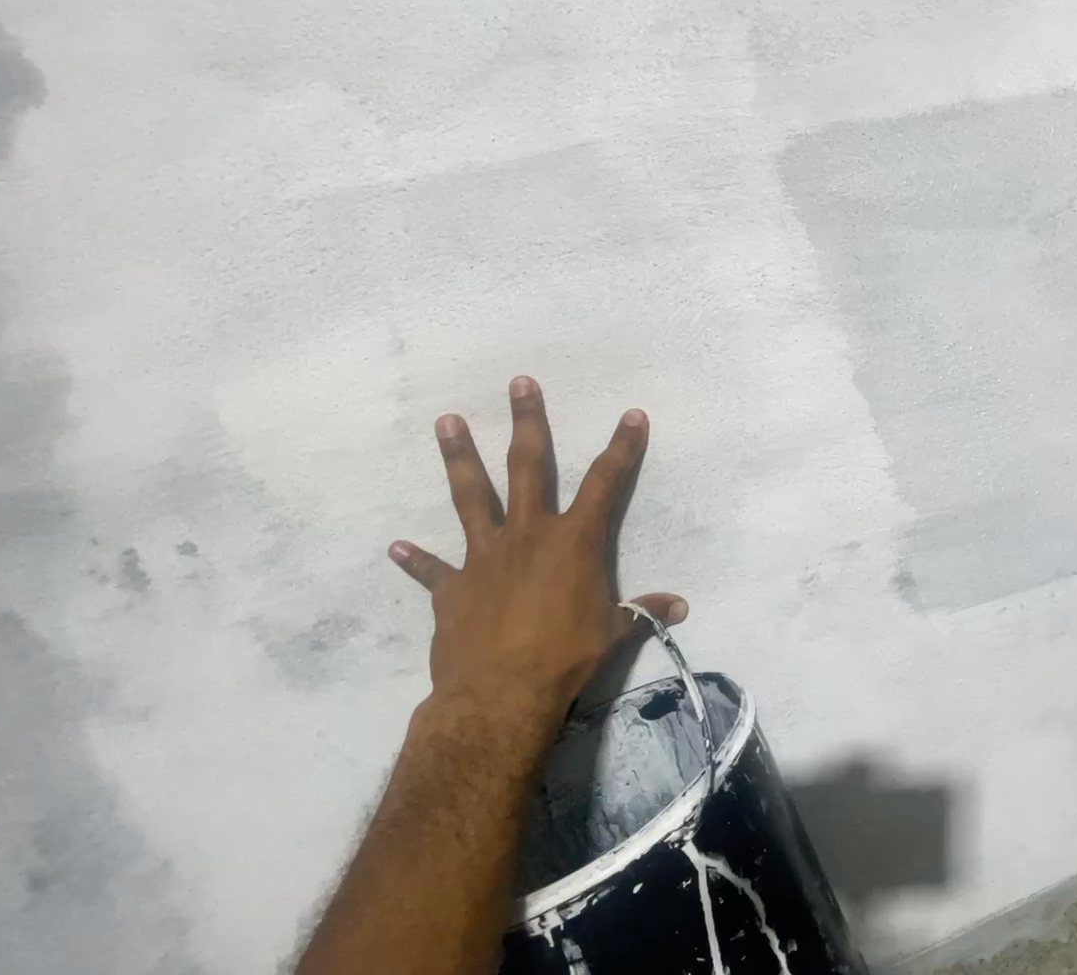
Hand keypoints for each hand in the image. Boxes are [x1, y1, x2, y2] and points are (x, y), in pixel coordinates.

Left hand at [388, 376, 685, 732]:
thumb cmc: (567, 656)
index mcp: (574, 541)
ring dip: (460, 458)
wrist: (500, 693)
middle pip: (529, 467)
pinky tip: (396, 546)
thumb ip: (642, 612)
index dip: (622, 448)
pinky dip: (416, 559)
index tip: (632, 415)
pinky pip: (432, 569)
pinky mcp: (453, 588)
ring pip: (472, 497)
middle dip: (528, 423)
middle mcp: (529, 535)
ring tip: (447, 420)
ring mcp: (485, 557)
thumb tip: (679, 608)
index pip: (605, 483)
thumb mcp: (615, 632)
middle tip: (519, 383)